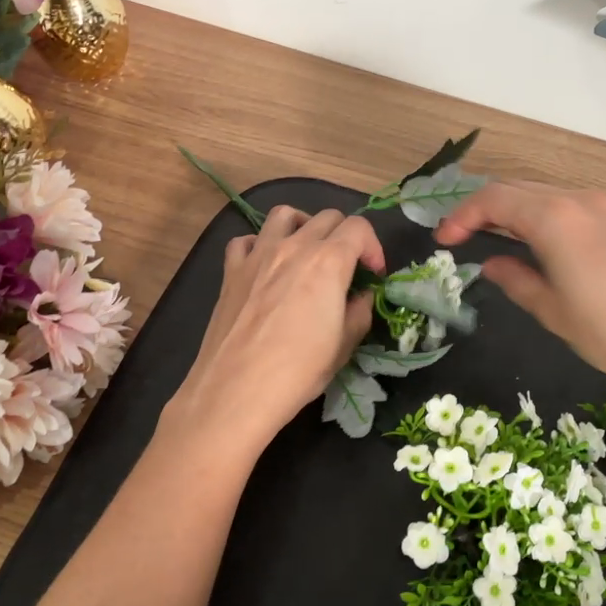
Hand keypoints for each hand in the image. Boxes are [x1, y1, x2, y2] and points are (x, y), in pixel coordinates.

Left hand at [163, 206, 385, 456]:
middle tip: (347, 268)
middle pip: (327, 217)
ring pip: (284, 215)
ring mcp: (258, 254)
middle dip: (345, 236)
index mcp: (328, 261)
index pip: (359, 228)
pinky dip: (260, 244)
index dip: (373, 247)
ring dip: (303, 226)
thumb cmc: (298, 371)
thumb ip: (358, 312)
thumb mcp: (343, 346)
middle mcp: (294, 247)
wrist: (236, 390)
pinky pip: (246, 240)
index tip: (373, 275)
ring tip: (307, 251)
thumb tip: (360, 297)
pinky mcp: (231, 270)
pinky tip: (266, 266)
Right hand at [435, 182, 605, 399]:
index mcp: (556, 219)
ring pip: (549, 196)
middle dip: (486, 210)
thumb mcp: (555, 313)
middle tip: (462, 238)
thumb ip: (517, 281)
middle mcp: (581, 200)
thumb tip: (492, 264)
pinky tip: (542, 246)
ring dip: (517, 212)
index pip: (495, 200)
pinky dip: (546, 218)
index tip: (442, 240)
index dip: (462, 216)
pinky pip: (574, 207)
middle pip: (520, 190)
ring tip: (496, 241)